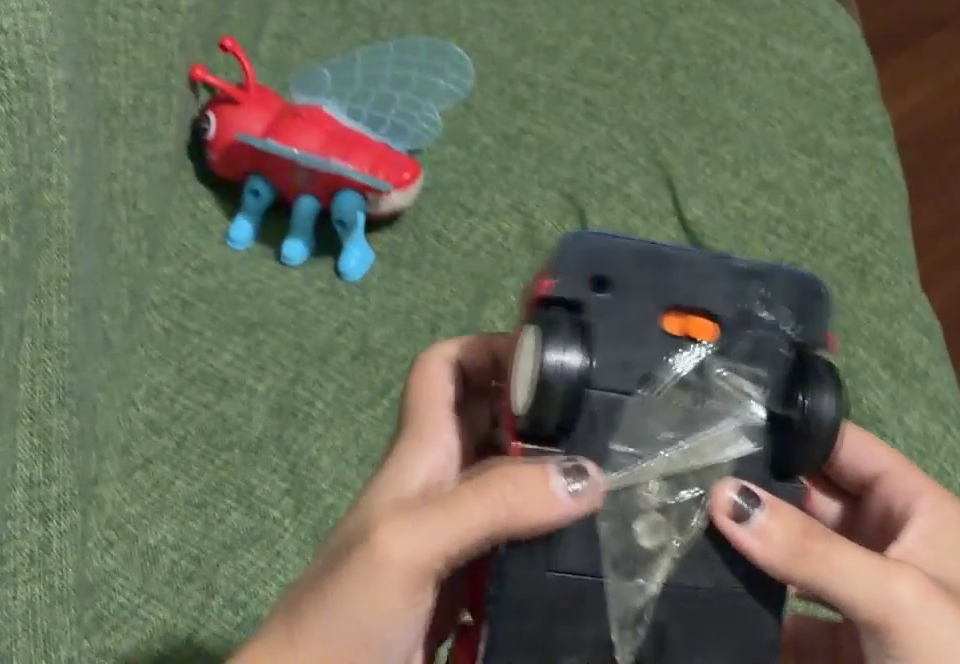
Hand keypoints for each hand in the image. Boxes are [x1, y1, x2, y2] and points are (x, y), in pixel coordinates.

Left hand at [234, 335, 605, 663]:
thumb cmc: (344, 611)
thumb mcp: (411, 540)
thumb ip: (495, 500)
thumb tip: (590, 476)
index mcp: (422, 451)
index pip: (446, 367)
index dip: (489, 348)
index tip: (549, 359)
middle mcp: (444, 482)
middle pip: (494, 418)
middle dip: (543, 408)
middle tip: (606, 420)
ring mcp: (460, 537)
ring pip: (516, 479)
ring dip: (558, 472)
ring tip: (615, 476)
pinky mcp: (475, 587)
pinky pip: (526, 540)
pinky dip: (557, 533)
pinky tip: (591, 545)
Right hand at [708, 423, 959, 663]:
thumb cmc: (956, 662)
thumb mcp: (892, 597)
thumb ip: (809, 548)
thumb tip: (722, 494)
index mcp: (914, 506)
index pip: (844, 447)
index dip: (792, 431)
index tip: (723, 420)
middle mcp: (885, 540)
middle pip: (811, 498)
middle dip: (757, 489)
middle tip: (691, 473)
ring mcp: (861, 594)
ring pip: (794, 555)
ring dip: (750, 548)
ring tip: (687, 523)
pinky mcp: (840, 646)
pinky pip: (786, 612)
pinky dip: (753, 606)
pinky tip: (708, 590)